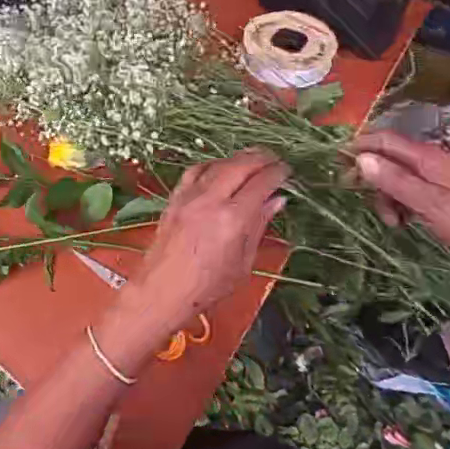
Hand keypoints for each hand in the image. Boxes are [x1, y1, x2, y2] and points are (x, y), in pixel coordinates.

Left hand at [100, 149, 288, 366]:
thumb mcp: (243, 263)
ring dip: (237, 158)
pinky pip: (195, 171)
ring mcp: (189, 197)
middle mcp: (210, 201)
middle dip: (260, 158)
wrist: (162, 290)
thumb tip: (276, 201)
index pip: (261, 183)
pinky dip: (212, 165)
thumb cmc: (206, 286)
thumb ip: (259, 226)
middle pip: (240, 165)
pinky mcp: (174, 199)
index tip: (286, 171)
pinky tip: (220, 168)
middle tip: (274, 158)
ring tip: (252, 159)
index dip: (277, 173)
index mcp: (232, 219)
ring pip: (217, 164)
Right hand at [350, 130, 449, 286]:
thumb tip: (361, 158)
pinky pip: (415, 192)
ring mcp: (444, 179)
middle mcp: (437, 162)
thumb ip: (395, 180)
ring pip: (401, 178)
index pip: (385, 140)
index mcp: (432, 158)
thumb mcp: (429, 204)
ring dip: (389, 197)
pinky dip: (404, 204)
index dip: (359, 148)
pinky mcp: (449, 196)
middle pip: (391, 159)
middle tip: (373, 208)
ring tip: (395, 223)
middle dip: (375, 180)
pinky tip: (408, 222)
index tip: (337, 165)